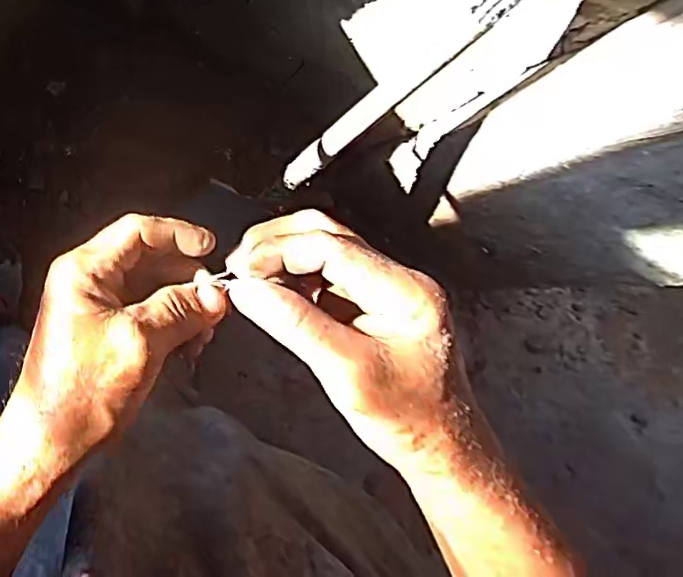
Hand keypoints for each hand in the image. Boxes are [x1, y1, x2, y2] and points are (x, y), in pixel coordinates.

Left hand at [5, 213, 229, 463]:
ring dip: (181, 302)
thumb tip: (214, 295)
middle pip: (147, 258)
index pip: (138, 230)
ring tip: (204, 327)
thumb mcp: (138, 343)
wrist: (46, 449)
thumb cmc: (75, 399)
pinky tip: (188, 341)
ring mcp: (93, 306)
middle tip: (213, 298)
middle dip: (185, 276)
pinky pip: (144, 310)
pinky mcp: (102, 330)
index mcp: (83, 271)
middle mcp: (85, 281)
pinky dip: (170, 321)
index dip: (178, 235)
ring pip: (150, 285)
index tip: (209, 248)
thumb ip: (179, 310)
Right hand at [225, 210, 490, 476]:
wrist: (441, 449)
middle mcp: (398, 277)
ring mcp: (386, 283)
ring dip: (284, 255)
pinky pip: (327, 267)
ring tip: (252, 277)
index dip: (280, 252)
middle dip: (277, 243)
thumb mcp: (345, 374)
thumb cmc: (407, 420)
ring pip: (324, 244)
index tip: (245, 271)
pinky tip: (276, 290)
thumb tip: (248, 291)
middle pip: (326, 232)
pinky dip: (296, 272)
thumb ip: (295, 325)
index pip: (330, 246)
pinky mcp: (373, 296)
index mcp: (403, 290)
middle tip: (241, 266)